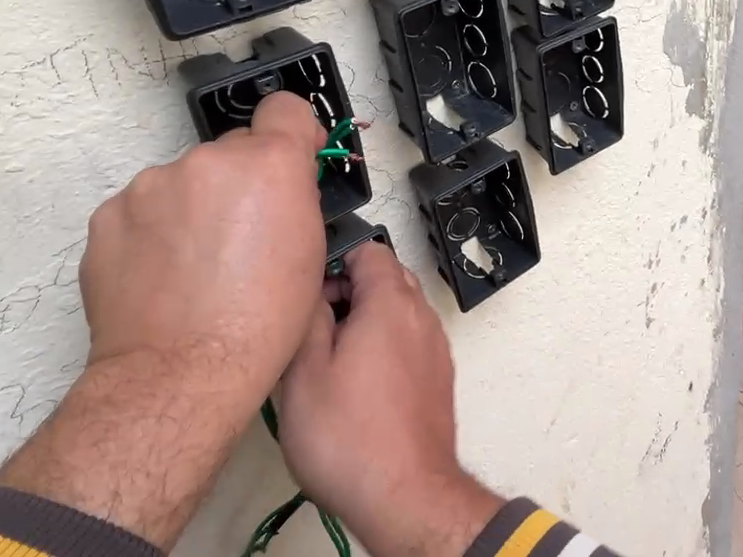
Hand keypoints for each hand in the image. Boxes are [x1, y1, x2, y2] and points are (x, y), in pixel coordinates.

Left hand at [0, 91, 328, 548]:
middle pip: (235, 149)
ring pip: (188, 179)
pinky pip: (146, 207)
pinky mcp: (108, 214)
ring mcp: (152, 184)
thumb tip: (282, 187)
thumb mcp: (312, 247)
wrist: (182, 373)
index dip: (293, 132)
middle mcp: (210, 159)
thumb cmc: (264, 318)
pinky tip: (165, 271)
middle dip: (243, 179)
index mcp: (270, 162)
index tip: (292, 159)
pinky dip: (157, 229)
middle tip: (245, 232)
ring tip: (198, 261)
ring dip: (197, 203)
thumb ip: (296, 195)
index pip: (286, 107)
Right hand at [277, 243, 503, 556]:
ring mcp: (434, 346)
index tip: (312, 290)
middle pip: (388, 277)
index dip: (337, 263)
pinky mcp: (437, 375)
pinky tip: (359, 383)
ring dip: (368, 320)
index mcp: (391, 303)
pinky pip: (411, 340)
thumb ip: (308, 317)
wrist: (404, 492)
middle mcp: (421, 316)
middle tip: (316, 328)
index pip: (371, 250)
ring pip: (400, 310)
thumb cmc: (351, 438)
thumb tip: (311, 290)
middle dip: (351, 291)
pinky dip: (387, 345)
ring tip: (332, 360)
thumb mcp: (304, 372)